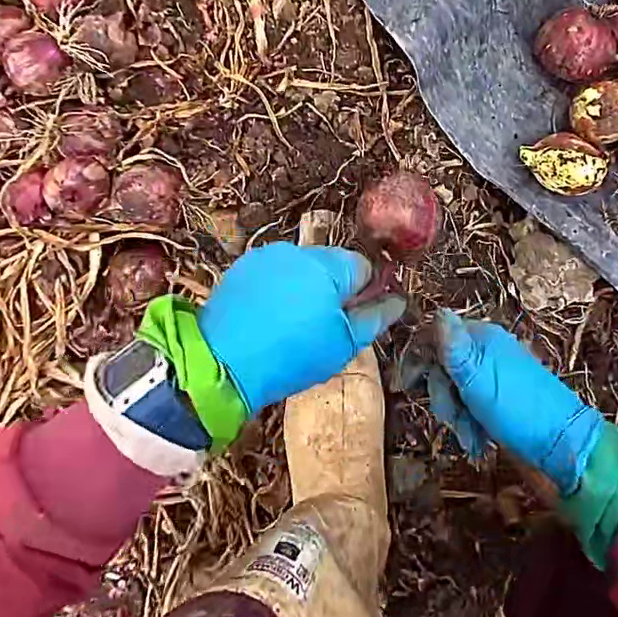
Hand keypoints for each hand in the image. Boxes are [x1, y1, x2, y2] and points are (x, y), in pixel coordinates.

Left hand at [198, 243, 403, 412]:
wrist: (220, 364)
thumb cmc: (291, 355)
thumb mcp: (344, 343)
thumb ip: (376, 317)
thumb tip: (397, 301)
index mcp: (329, 266)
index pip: (363, 266)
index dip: (363, 293)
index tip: (352, 319)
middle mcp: (299, 252)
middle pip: (333, 264)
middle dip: (334, 289)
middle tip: (323, 327)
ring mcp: (268, 256)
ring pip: (303, 268)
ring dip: (306, 288)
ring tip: (293, 325)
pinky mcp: (244, 267)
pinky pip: (275, 273)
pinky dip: (279, 290)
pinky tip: (270, 318)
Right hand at [428, 311, 617, 564]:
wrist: (561, 446)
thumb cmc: (518, 409)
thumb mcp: (478, 379)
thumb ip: (454, 348)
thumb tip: (437, 311)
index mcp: (483, 338)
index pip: (438, 336)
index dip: (421, 359)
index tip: (407, 385)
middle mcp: (488, 352)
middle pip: (444, 367)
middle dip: (443, 396)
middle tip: (453, 418)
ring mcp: (495, 378)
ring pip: (456, 391)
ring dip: (457, 416)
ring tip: (470, 437)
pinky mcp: (500, 402)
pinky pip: (471, 408)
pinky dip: (470, 425)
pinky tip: (478, 442)